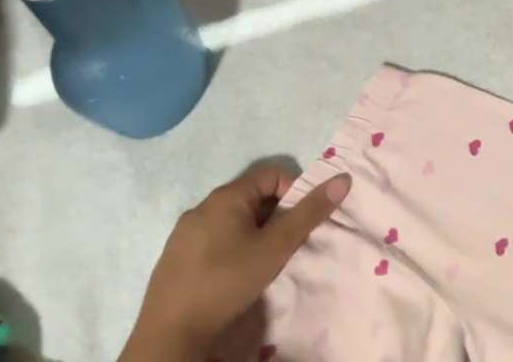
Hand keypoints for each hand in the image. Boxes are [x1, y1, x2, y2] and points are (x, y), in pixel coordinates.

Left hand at [120, 165, 350, 361]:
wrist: (169, 337)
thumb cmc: (227, 282)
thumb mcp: (276, 247)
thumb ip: (310, 212)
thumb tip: (343, 179)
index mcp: (226, 196)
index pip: (272, 174)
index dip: (294, 193)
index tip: (298, 224)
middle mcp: (201, 207)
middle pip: (253, 197)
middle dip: (275, 216)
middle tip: (284, 245)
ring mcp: (183, 234)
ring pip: (233, 220)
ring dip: (254, 233)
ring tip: (262, 262)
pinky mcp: (174, 258)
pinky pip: (213, 239)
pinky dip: (231, 248)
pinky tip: (233, 276)